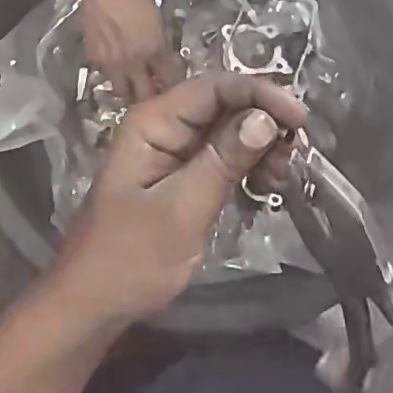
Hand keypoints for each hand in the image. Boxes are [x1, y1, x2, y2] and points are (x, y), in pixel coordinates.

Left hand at [49, 74, 307, 323]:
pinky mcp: (187, 174)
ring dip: (262, 144)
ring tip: (283, 173)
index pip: (215, 87)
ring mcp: (177, 150)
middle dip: (265, 119)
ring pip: (231, 129)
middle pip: (226, 103)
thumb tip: (266, 119)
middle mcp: (166, 126)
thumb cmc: (128, 258)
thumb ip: (222, 161)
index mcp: (154, 122)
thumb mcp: (180, 210)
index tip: (300, 119)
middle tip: (297, 150)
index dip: (260, 94)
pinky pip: (227, 155)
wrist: (93, 305)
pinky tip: (270, 183)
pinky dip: (251, 164)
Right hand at [76, 0, 181, 103]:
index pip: (169, 82)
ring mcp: (111, 63)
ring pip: (122, 92)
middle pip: (144, 96)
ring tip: (135, 94)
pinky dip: (112, 78)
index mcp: (154, 51)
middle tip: (155, 100)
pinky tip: (116, 75)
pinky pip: (104, 77)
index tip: (176, 93)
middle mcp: (133, 62)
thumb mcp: (159, 21)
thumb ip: (163, 47)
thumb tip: (168, 65)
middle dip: (152, 100)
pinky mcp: (93, 58)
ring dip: (130, 95)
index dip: (174, 90)